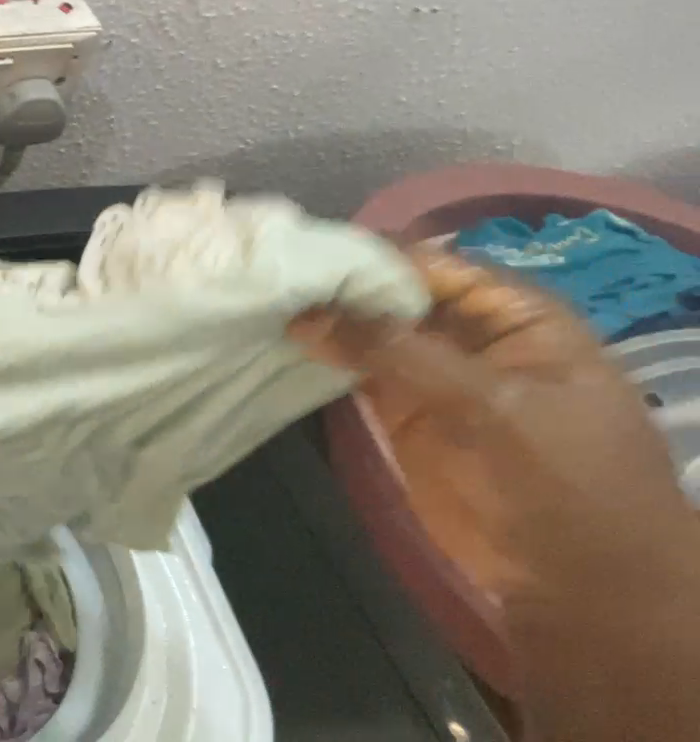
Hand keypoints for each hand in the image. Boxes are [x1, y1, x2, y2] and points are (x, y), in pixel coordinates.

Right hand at [289, 247, 693, 597]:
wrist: (576, 583)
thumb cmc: (562, 481)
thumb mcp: (491, 405)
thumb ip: (395, 352)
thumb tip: (302, 312)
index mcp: (517, 319)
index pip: (432, 265)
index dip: (369, 257)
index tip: (299, 254)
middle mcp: (471, 336)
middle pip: (393, 292)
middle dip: (334, 286)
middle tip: (266, 279)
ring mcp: (433, 374)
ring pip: (367, 329)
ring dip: (321, 320)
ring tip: (259, 303)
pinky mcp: (400, 409)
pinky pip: (352, 368)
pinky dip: (318, 355)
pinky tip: (276, 341)